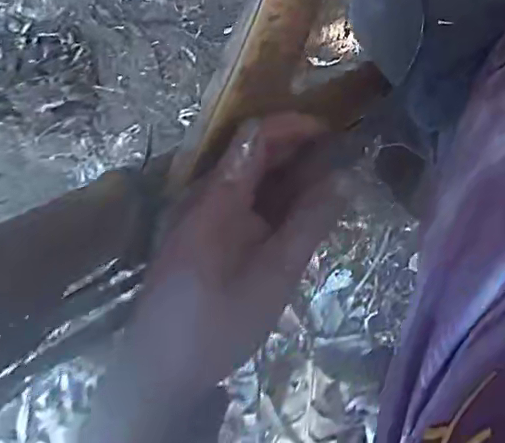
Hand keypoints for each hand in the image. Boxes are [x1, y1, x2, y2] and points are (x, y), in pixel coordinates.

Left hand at [84, 114, 347, 442]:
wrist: (157, 379)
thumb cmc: (217, 324)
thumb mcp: (275, 275)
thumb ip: (311, 221)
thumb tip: (347, 178)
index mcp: (218, 196)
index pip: (257, 134)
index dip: (296, 125)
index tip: (332, 134)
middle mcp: (205, 195)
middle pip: (254, 151)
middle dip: (299, 148)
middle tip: (340, 160)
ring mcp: (200, 214)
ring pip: (250, 175)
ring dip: (290, 173)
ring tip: (328, 184)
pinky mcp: (202, 234)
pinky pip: (243, 198)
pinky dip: (274, 196)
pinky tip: (298, 213)